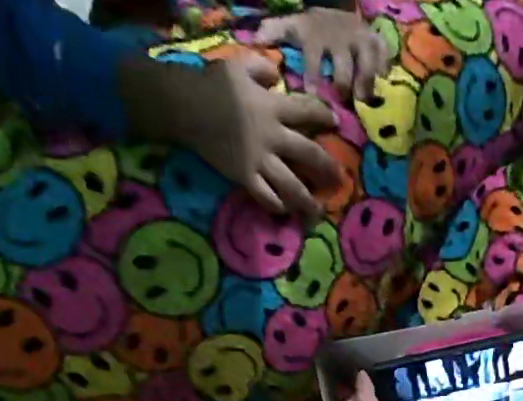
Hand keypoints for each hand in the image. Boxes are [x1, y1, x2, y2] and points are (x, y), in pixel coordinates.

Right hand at [137, 53, 340, 216]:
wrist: (184, 107)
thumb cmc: (211, 84)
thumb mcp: (238, 66)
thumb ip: (262, 70)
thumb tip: (277, 77)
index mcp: (273, 107)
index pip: (307, 110)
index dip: (323, 115)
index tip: (334, 123)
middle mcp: (272, 137)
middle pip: (309, 155)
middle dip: (327, 168)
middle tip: (338, 179)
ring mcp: (259, 160)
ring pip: (291, 185)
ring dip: (307, 200)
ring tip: (317, 211)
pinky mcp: (244, 176)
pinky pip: (265, 197)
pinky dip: (276, 206)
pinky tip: (284, 211)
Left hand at [256, 8, 392, 101]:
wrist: (337, 8)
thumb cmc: (313, 27)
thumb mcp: (293, 26)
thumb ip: (275, 32)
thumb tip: (255, 39)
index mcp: (317, 36)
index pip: (313, 58)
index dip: (313, 77)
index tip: (313, 96)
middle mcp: (340, 38)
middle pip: (343, 66)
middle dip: (342, 85)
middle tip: (342, 104)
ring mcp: (361, 40)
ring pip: (366, 63)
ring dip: (366, 82)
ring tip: (365, 101)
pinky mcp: (377, 43)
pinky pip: (385, 57)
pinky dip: (384, 72)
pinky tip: (383, 87)